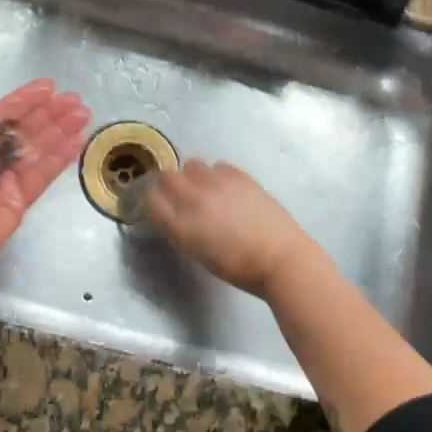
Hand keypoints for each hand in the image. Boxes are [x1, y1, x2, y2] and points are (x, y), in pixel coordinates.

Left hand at [0, 79, 90, 298]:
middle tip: (74, 98)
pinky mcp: (19, 202)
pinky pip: (42, 174)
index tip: (48, 86)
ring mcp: (4, 182)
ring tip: (83, 112)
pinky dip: (61, 157)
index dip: (22, 100)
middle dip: (48, 113)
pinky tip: (78, 139)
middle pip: (22, 130)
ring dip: (60, 129)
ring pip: (37, 149)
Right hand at [146, 159, 326, 301]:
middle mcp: (194, 200)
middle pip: (167, 177)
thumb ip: (181, 230)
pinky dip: (217, 174)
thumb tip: (175, 214)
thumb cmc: (239, 267)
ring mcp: (217, 184)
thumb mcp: (198, 253)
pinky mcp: (239, 176)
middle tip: (180, 193)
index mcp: (182, 226)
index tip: (160, 203)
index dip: (154, 199)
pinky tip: (227, 187)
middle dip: (169, 183)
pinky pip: (218, 165)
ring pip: (192, 164)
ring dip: (193, 175)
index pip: (152, 199)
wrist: (279, 258)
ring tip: (205, 187)